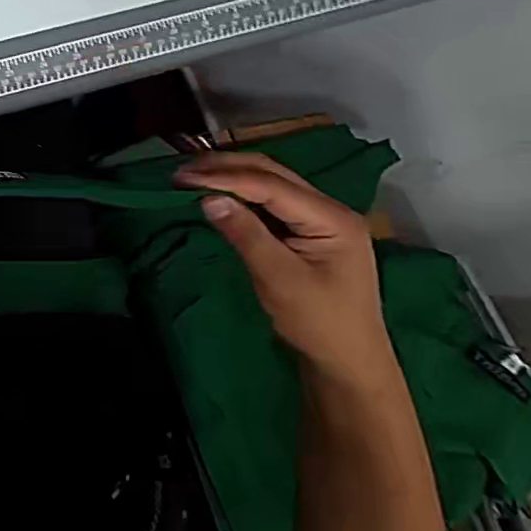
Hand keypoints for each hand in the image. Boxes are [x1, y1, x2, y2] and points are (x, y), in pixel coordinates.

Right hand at [174, 152, 393, 383]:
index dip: (224, 177)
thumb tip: (207, 197)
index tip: (183, 177)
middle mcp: (328, 208)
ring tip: (193, 176)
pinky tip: (217, 193)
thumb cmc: (318, 324)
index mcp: (332, 218)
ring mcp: (319, 217)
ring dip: (231, 176)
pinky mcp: (306, 229)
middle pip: (272, 173)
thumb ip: (245, 234)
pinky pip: (269, 200)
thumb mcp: (278, 280)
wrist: (348, 363)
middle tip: (182, 171)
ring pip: (269, 181)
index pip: (270, 184)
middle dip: (225, 167)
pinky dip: (240, 192)